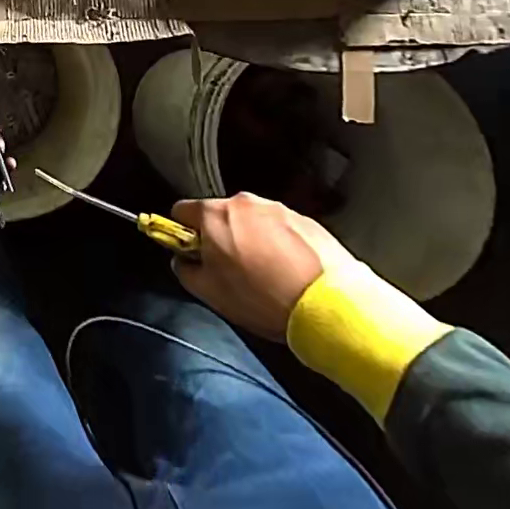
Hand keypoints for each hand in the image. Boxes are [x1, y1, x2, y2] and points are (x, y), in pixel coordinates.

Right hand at [170, 193, 357, 340]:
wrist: (328, 305)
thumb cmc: (264, 299)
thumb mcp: (211, 294)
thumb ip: (186, 271)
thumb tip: (183, 261)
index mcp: (214, 215)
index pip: (181, 211)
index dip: (182, 234)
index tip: (193, 254)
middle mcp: (243, 202)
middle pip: (219, 214)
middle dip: (220, 236)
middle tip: (232, 270)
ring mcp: (276, 208)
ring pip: (251, 220)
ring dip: (251, 239)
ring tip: (267, 274)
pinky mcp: (305, 219)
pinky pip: (281, 228)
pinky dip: (280, 244)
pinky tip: (290, 271)